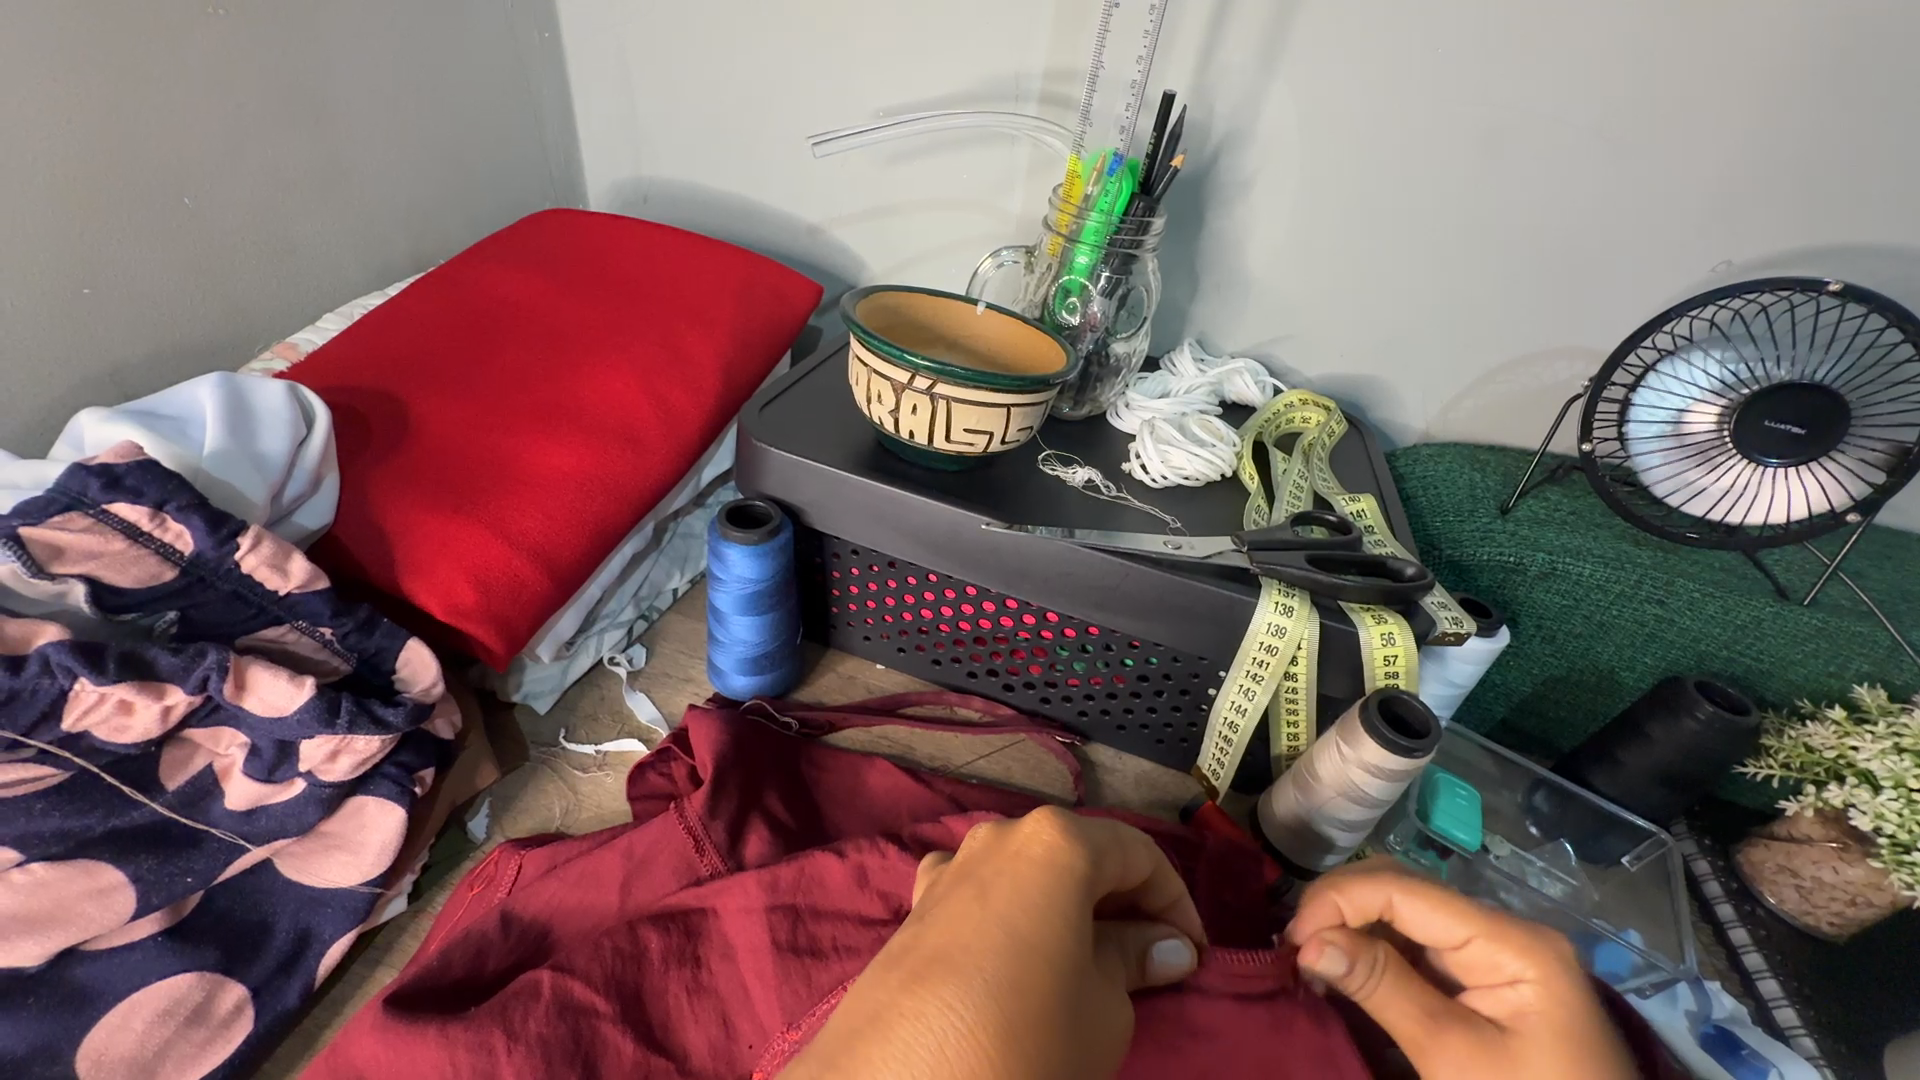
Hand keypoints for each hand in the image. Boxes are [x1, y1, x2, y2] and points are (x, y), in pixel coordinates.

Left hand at [781, 807, 1205, 1079]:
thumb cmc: (1027, 1034)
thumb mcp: (1104, 1005)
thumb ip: (1135, 960)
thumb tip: (1166, 945)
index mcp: (1056, 841)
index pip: (1137, 852)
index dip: (1175, 900)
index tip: (1194, 953)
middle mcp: (1001, 835)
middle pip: (1079, 853)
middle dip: (1123, 900)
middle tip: (1153, 957)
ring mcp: (952, 864)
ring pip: (1027, 870)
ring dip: (1065, 905)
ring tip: (1090, 957)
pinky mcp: (918, 903)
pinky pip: (980, 892)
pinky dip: (1010, 912)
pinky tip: (1015, 949)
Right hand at [1284, 858, 1636, 1079]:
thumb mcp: (1456, 1060)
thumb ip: (1382, 988)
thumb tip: (1306, 940)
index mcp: (1509, 940)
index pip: (1402, 888)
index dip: (1337, 901)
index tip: (1292, 941)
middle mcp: (1501, 929)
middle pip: (1400, 888)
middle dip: (1339, 908)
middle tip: (1296, 951)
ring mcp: (1492, 952)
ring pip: (1400, 911)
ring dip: (1349, 927)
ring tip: (1312, 962)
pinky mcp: (1482, 977)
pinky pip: (1413, 943)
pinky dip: (1370, 950)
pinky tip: (1343, 969)